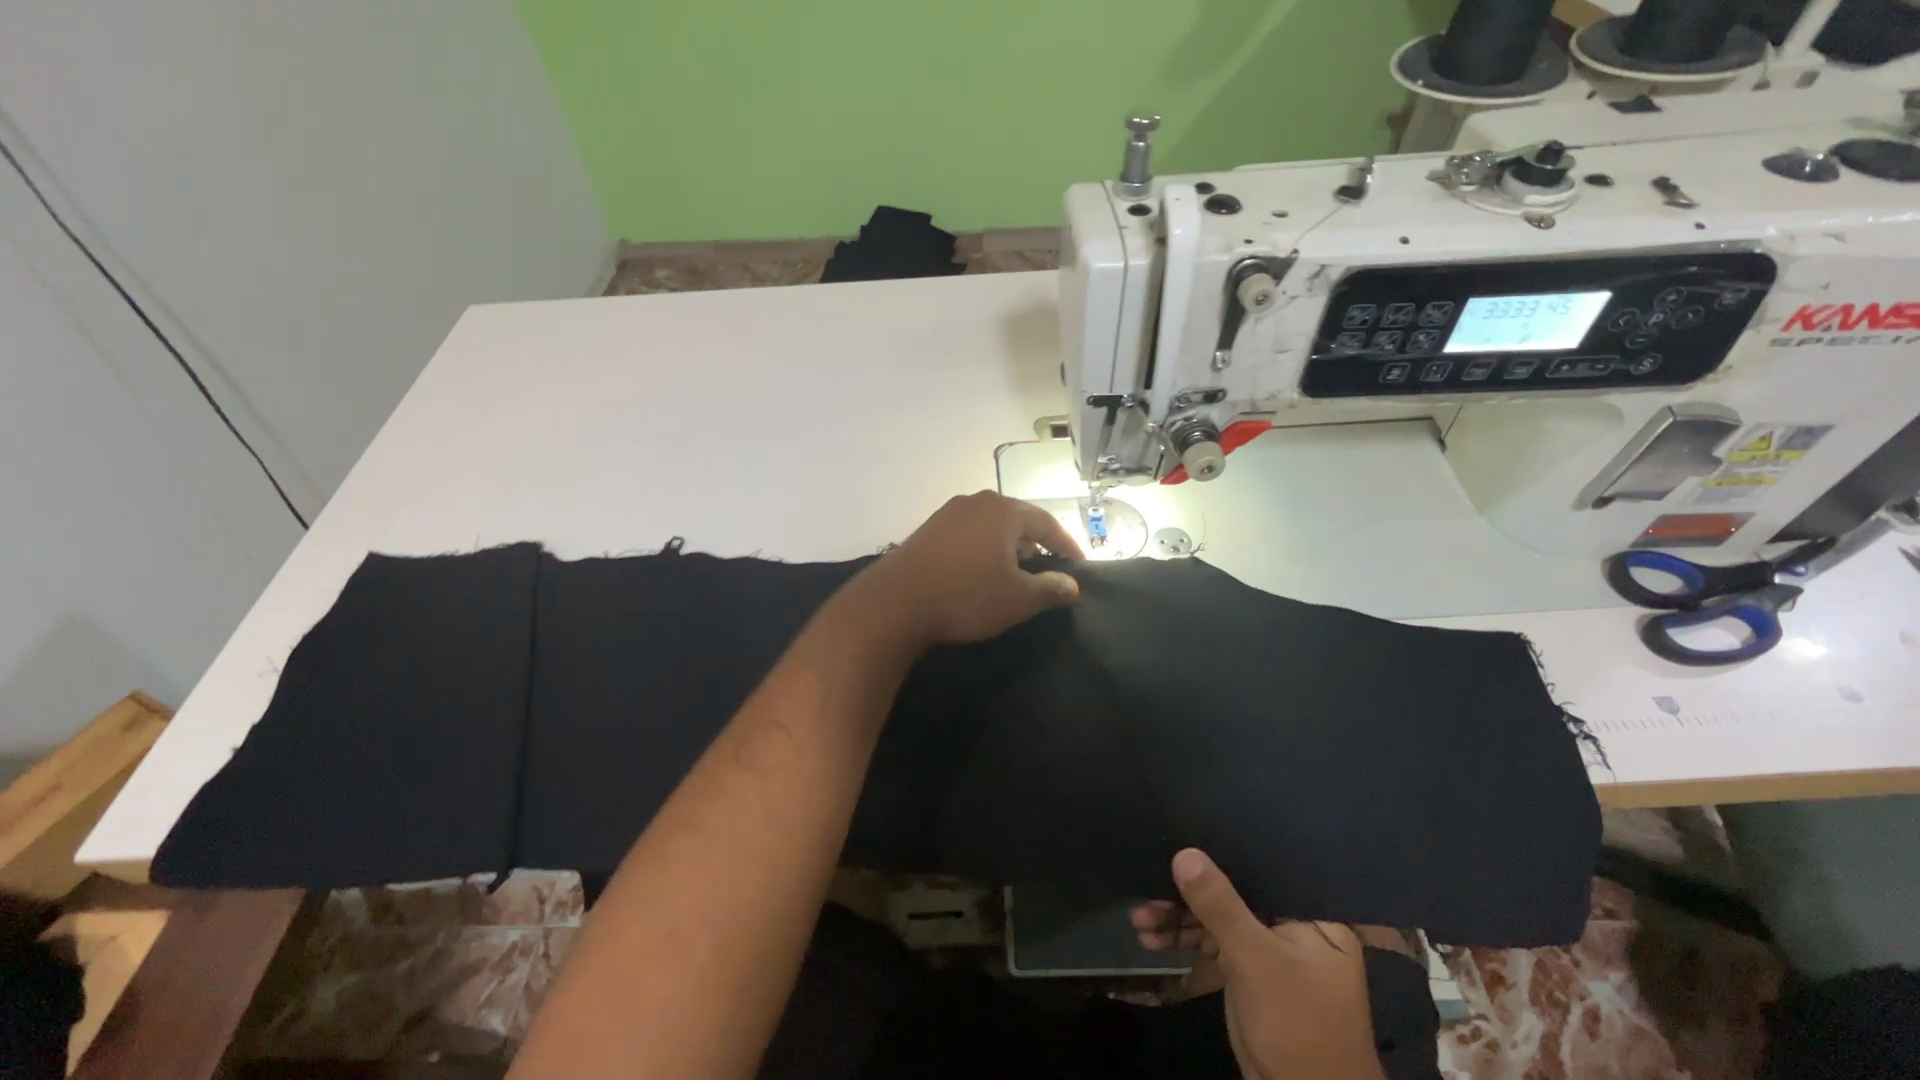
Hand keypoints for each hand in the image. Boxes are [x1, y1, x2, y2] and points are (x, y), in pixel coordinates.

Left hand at [851, 491, 1082, 647]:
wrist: (895, 604)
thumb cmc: (966, 597)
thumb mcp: (1018, 599)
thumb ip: (1051, 589)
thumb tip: (1071, 584)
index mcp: (1003, 510)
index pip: (1047, 523)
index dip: (1066, 546)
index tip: (1079, 567)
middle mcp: (975, 502)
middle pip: (1017, 521)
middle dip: (1036, 546)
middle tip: (1048, 572)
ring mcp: (947, 514)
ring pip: (990, 529)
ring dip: (1007, 550)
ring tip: (1016, 577)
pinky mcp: (927, 532)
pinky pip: (968, 537)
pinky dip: (982, 553)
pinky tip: (981, 576)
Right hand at [1131, 849, 1384, 1079]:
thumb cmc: (1299, 1024)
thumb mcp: (1258, 960)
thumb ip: (1221, 907)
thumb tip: (1185, 853)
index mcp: (1311, 915)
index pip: (1263, 868)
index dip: (1223, 852)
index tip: (1180, 837)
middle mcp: (1291, 926)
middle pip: (1234, 895)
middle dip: (1189, 893)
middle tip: (1147, 889)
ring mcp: (1269, 952)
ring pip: (1218, 921)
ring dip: (1179, 920)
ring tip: (1138, 920)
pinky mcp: (1248, 975)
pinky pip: (1212, 946)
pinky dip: (1184, 943)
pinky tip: (1151, 941)